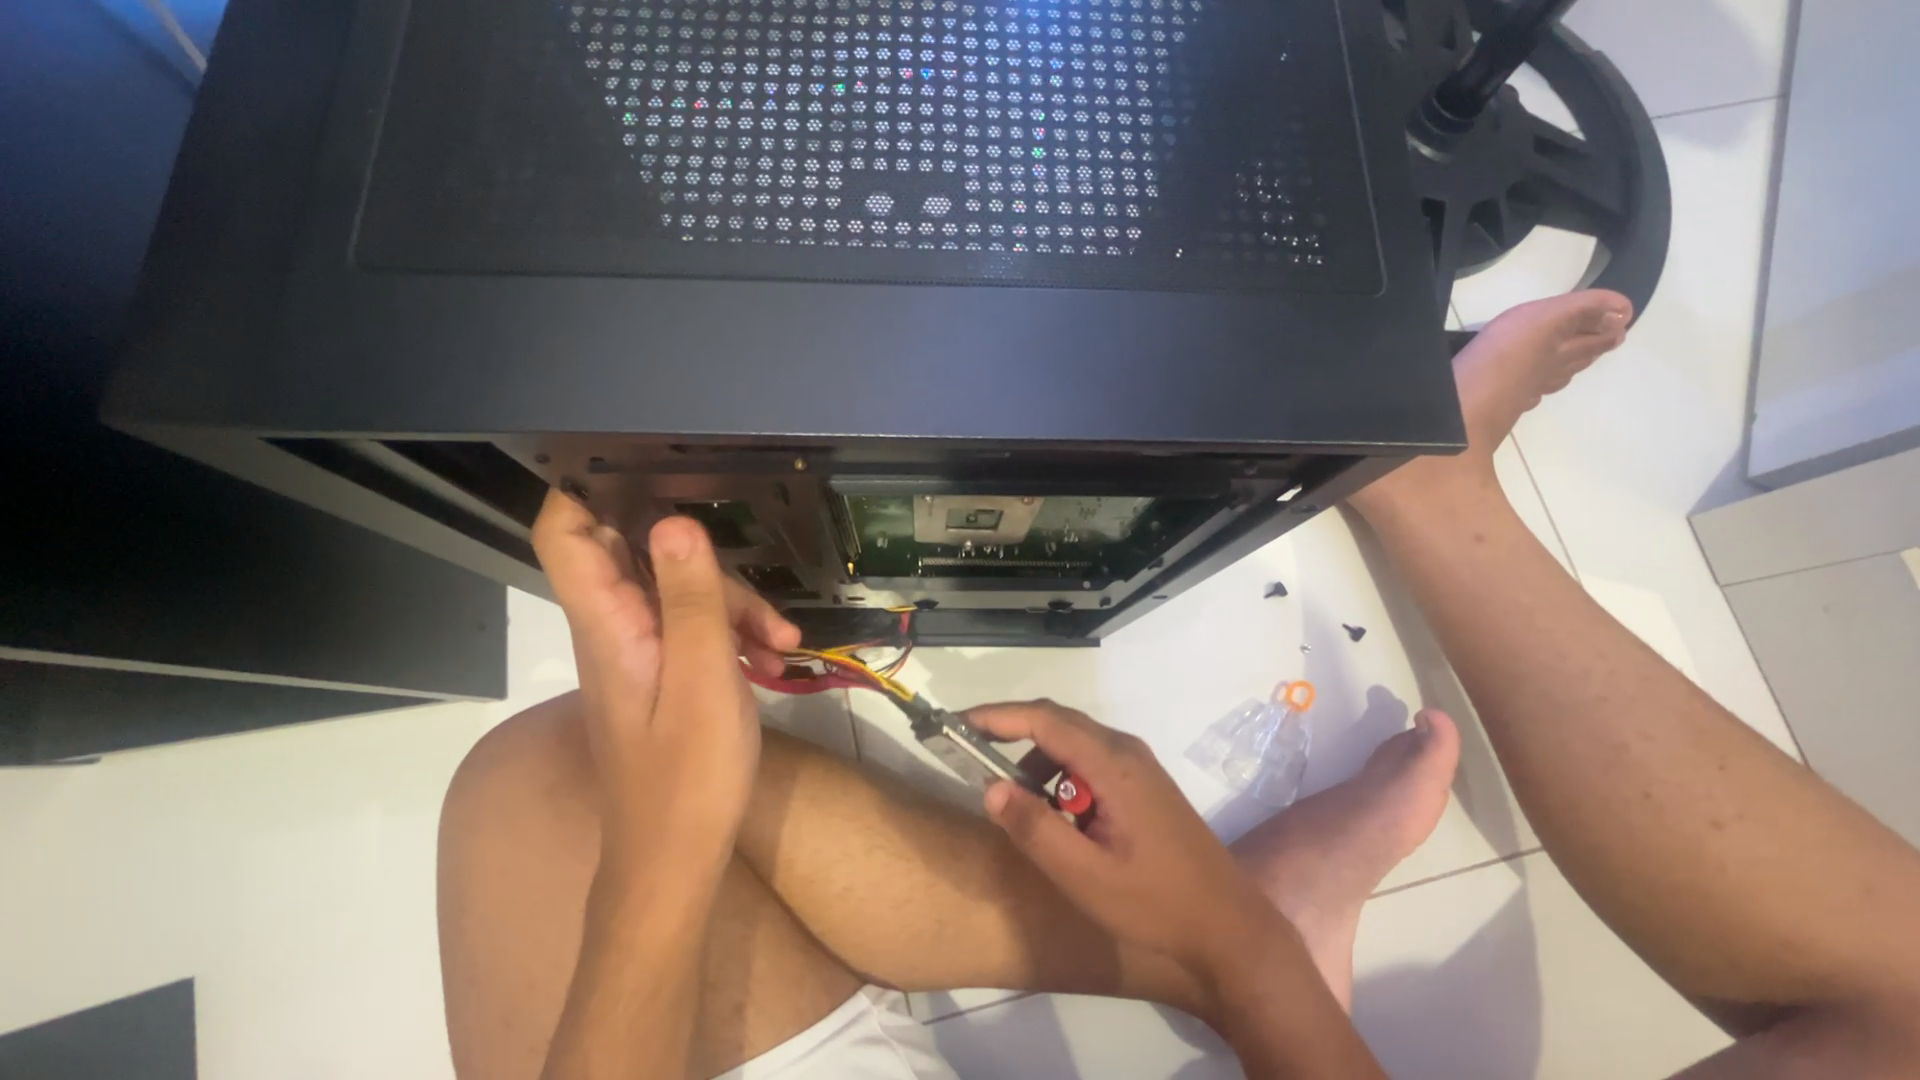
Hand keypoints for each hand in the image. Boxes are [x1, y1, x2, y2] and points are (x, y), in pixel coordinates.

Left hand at [532, 490, 800, 865]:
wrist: (674, 860)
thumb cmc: (687, 776)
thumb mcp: (702, 680)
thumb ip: (690, 599)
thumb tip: (675, 520)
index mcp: (607, 622)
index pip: (565, 532)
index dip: (584, 488)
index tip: (642, 465)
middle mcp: (613, 627)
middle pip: (643, 555)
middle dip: (704, 564)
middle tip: (757, 605)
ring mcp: (638, 651)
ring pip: (679, 592)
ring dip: (733, 607)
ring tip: (781, 646)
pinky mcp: (661, 673)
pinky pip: (692, 630)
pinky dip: (732, 636)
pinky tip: (773, 661)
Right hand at [969, 701, 1298, 1010]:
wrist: (1228, 928)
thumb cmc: (1155, 903)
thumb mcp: (1084, 875)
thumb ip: (1035, 829)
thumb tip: (990, 788)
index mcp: (1114, 765)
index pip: (1045, 720)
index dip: (998, 716)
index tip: (959, 722)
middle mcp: (1127, 752)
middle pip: (1059, 722)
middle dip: (1011, 732)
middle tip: (970, 750)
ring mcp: (1140, 767)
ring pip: (1075, 744)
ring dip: (1038, 761)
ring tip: (1017, 804)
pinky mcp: (1145, 786)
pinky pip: (1092, 763)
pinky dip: (1062, 777)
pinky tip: (1059, 818)